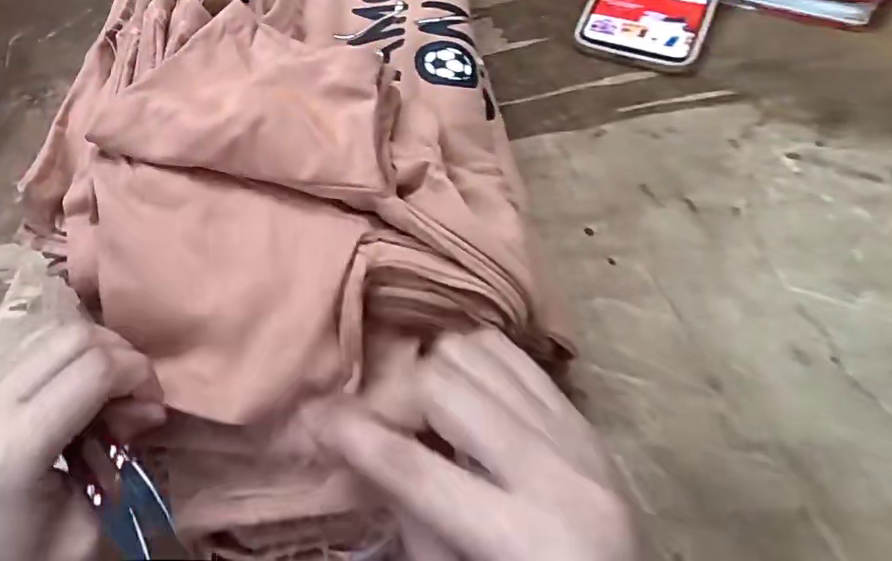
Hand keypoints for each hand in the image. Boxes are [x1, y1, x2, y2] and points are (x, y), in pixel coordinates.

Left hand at [0, 323, 165, 560]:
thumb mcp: (81, 532)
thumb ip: (118, 460)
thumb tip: (148, 407)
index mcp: (18, 443)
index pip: (92, 368)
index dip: (137, 372)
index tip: (158, 402)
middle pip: (71, 337)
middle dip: (119, 354)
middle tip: (142, 398)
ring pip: (52, 337)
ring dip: (95, 354)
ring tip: (116, 400)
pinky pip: (34, 356)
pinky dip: (70, 363)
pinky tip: (85, 400)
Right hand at [310, 329, 635, 560]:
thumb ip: (402, 502)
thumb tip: (347, 435)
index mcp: (530, 540)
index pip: (414, 467)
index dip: (351, 435)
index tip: (309, 416)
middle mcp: (561, 478)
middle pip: (440, 382)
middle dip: (394, 395)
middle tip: (372, 412)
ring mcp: (578, 440)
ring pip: (470, 351)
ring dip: (430, 370)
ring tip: (417, 401)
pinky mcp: (583, 419)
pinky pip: (508, 351)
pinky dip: (468, 356)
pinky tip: (453, 381)